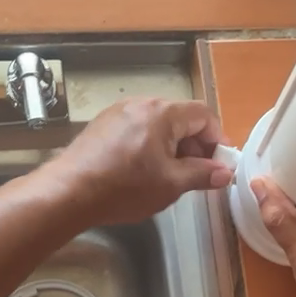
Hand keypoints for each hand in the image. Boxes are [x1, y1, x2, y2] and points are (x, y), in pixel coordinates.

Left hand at [45, 98, 232, 224]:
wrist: (70, 192)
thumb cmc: (125, 188)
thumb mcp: (171, 184)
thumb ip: (202, 174)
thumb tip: (225, 172)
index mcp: (163, 113)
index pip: (203, 115)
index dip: (218, 139)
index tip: (221, 163)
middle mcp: (142, 104)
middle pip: (181, 117)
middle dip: (196, 144)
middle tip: (200, 173)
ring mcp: (119, 112)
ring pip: (159, 124)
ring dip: (174, 146)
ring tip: (173, 175)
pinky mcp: (103, 124)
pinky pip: (139, 128)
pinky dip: (151, 145)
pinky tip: (146, 170)